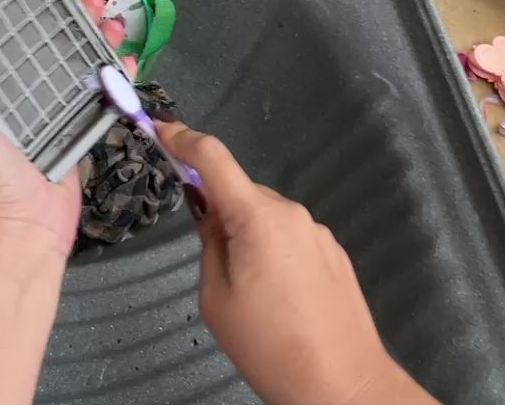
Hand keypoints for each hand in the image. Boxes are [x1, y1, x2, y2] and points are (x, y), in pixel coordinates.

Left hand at [0, 0, 126, 259]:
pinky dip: (115, 76)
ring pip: (77, 62)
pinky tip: (129, 59)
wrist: (18, 238)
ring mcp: (51, 110)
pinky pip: (99, 94)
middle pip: (47, 41)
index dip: (23, 2)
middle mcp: (17, 92)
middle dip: (70, 15)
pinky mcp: (78, 130)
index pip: (3, 32)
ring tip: (115, 21)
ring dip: (97, 39)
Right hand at [158, 122, 436, 404]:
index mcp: (257, 217)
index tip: (159, 126)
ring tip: (255, 296)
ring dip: (250, 237)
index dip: (183, 138)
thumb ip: (209, 243)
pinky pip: (290, 236)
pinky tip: (282, 298)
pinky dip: (275, 252)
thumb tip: (210, 213)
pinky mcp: (333, 249)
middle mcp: (289, 211)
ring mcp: (316, 229)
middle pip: (240, 194)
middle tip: (216, 267)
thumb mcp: (217, 299)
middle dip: (220, 214)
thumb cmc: (270, 347)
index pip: (213, 158)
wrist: (344, 386)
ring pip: (266, 217)